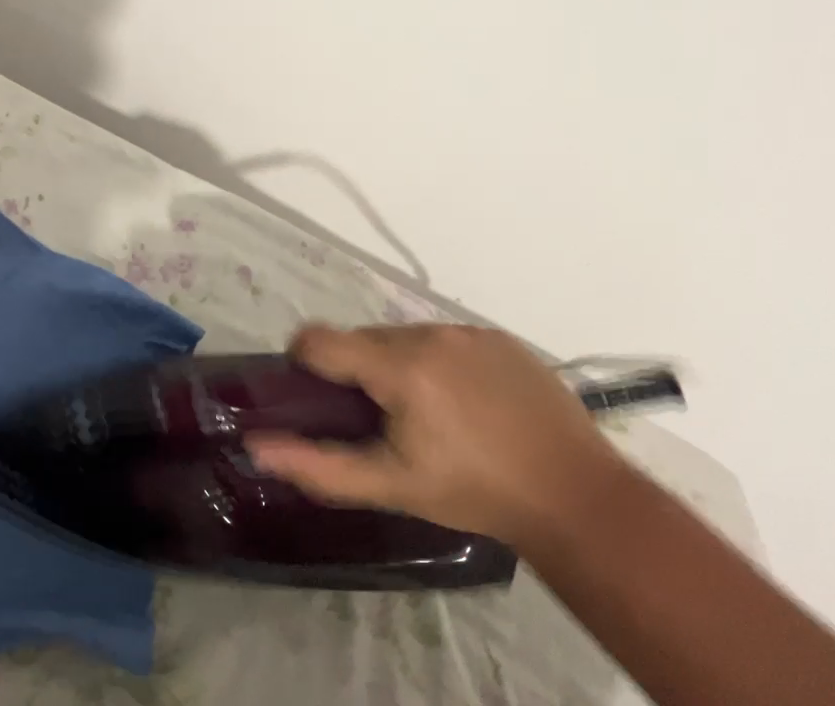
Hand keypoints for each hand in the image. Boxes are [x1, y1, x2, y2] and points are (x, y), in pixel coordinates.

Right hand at [245, 324, 631, 546]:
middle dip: (354, 372)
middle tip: (376, 420)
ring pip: (399, 337)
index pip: (317, 340)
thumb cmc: (474, 493)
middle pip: (358, 338)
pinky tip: (461, 404)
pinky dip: (435, 363)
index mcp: (401, 367)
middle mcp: (431, 336)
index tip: (320, 402)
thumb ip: (316, 464)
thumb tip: (254, 447)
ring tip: (422, 414)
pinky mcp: (501, 340)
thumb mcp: (389, 486)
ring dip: (393, 366)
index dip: (304, 366)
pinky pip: (442, 339)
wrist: (580, 500)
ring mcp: (470, 334)